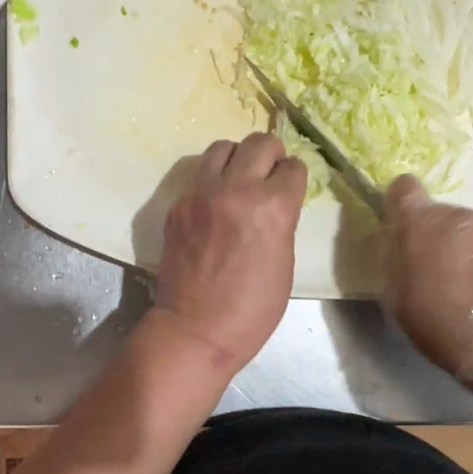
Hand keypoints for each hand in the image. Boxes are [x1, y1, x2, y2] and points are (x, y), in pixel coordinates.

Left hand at [153, 133, 308, 374]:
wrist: (196, 330)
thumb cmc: (251, 310)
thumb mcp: (284, 264)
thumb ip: (282, 223)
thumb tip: (275, 204)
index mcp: (273, 207)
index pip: (292, 168)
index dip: (294, 179)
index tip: (291, 189)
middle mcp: (236, 190)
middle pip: (259, 143)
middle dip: (271, 156)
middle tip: (269, 175)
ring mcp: (201, 194)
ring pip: (223, 148)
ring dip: (237, 159)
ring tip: (239, 181)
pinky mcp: (178, 206)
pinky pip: (199, 175)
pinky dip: (212, 181)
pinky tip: (215, 204)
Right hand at [383, 175, 472, 414]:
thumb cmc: (445, 327)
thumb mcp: (402, 302)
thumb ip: (402, 265)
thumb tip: (407, 251)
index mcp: (421, 226)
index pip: (404, 191)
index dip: (404, 206)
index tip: (407, 226)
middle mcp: (465, 215)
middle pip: (451, 220)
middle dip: (449, 243)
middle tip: (452, 282)